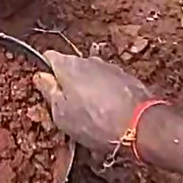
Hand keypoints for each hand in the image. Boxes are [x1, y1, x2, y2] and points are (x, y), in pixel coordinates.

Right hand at [32, 51, 153, 153]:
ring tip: (90, 115)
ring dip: (87, 90)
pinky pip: (107, 84)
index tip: (44, 87)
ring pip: (90, 76)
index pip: (48, 57)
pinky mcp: (125, 78)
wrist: (142, 126)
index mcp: (68, 65)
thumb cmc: (96, 121)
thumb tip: (40, 76)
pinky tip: (107, 115)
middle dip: (67, 83)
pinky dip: (104, 95)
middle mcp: (88, 59)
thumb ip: (48, 91)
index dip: (44, 71)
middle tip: (67, 108)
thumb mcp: (62, 113)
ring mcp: (109, 67)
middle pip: (70, 67)